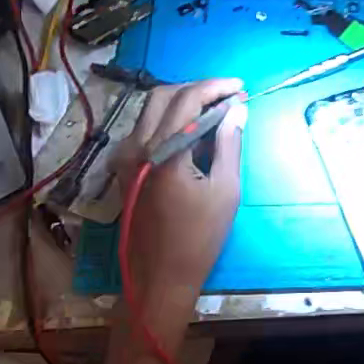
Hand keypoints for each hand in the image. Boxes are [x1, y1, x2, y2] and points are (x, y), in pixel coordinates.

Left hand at [112, 78, 245, 346]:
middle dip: (196, 89)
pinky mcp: (124, 168)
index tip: (240, 86)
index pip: (186, 99)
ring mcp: (125, 156)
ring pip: (150, 111)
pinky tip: (192, 131)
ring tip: (213, 109)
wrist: (159, 277)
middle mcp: (136, 146)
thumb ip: (229, 144)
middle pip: (162, 96)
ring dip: (181, 102)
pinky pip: (144, 129)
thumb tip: (237, 109)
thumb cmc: (198, 238)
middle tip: (226, 95)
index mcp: (162, 151)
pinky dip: (168, 120)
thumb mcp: (224, 190)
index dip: (214, 87)